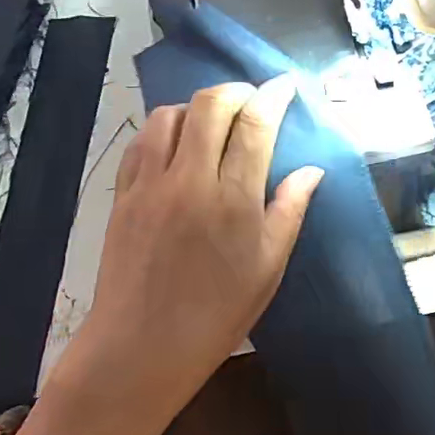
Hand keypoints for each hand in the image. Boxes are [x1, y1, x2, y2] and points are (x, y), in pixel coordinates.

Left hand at [86, 77, 323, 400]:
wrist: (141, 348)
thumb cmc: (216, 314)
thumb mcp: (268, 267)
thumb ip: (289, 210)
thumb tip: (311, 170)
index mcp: (233, 200)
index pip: (255, 125)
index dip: (273, 96)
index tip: (285, 86)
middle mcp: (189, 180)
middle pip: (210, 105)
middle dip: (237, 90)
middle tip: (252, 100)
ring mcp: (149, 184)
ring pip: (170, 114)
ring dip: (197, 107)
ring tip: (214, 122)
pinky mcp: (122, 194)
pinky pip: (142, 142)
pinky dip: (164, 128)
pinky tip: (177, 144)